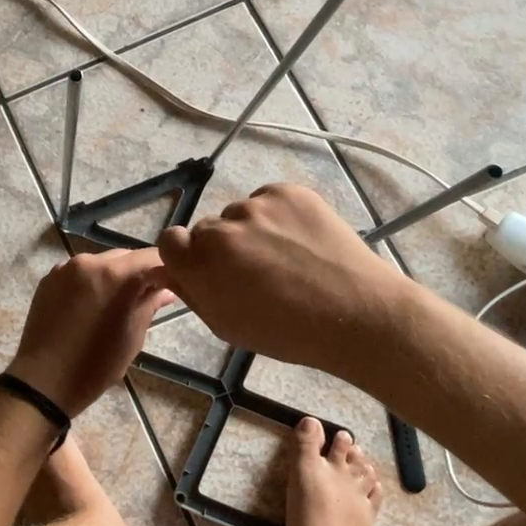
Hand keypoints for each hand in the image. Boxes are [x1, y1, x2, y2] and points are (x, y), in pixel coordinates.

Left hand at [5, 249, 173, 417]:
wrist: (44, 380)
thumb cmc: (96, 364)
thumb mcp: (132, 336)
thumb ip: (150, 304)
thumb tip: (165, 289)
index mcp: (116, 275)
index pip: (153, 257)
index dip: (168, 269)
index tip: (176, 284)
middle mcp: (89, 262)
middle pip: (126, 257)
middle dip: (140, 272)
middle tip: (147, 297)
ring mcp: (65, 268)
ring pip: (101, 263)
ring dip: (114, 276)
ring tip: (117, 303)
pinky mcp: (49, 279)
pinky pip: (79, 273)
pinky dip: (91, 282)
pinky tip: (91, 305)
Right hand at [156, 184, 409, 375]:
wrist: (357, 315)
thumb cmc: (286, 333)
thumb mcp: (226, 325)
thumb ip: (190, 293)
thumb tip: (168, 270)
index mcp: (199, 265)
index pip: (169, 240)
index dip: (185, 254)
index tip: (206, 268)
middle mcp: (220, 230)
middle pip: (207, 229)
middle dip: (222, 247)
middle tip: (254, 270)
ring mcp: (256, 207)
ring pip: (240, 214)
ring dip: (251, 231)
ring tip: (285, 257)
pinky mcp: (288, 193)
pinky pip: (268, 199)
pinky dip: (277, 216)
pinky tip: (299, 241)